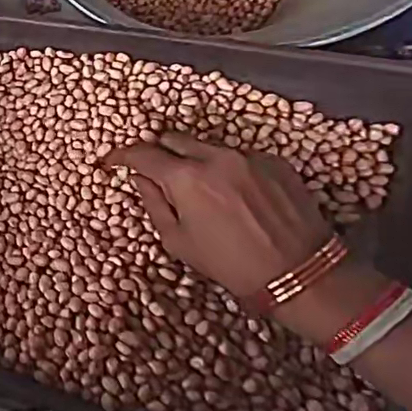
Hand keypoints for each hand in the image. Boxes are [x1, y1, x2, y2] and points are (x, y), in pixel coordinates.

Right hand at [107, 134, 334, 299]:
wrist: (298, 271)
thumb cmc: (228, 262)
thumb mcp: (177, 239)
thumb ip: (153, 202)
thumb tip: (139, 177)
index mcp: (186, 178)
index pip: (143, 154)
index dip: (122, 155)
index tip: (113, 160)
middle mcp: (216, 157)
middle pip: (174, 139)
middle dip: (158, 152)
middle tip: (153, 170)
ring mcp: (249, 156)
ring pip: (206, 146)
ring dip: (192, 159)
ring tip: (196, 187)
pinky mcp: (275, 162)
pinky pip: (238, 156)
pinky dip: (225, 168)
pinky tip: (232, 194)